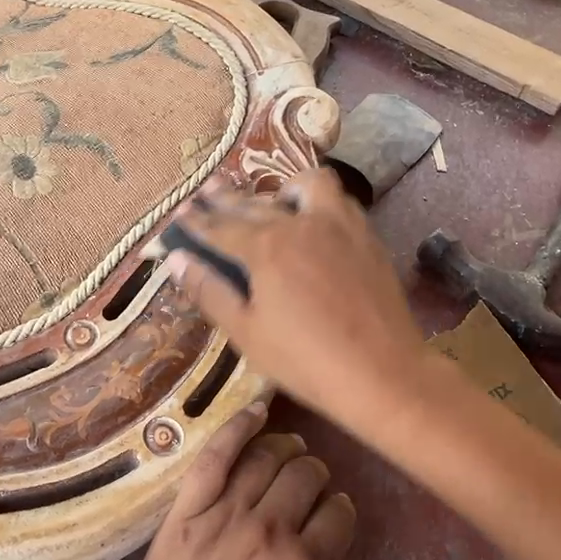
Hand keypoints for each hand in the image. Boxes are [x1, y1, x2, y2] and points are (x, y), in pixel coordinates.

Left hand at [115, 403, 354, 559]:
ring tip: (290, 446)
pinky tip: (256, 410)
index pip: (339, 516)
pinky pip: (215, 455)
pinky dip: (238, 425)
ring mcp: (223, 513)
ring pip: (266, 458)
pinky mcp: (185, 508)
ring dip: (285, 447)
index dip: (341, 509)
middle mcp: (269, 531)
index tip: (335, 508)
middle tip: (311, 477)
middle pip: (304, 477)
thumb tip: (324, 545)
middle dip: (315, 473)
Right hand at [164, 167, 426, 422]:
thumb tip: (176, 260)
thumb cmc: (305, 360)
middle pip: (255, 202)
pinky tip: (315, 220)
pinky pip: (339, 201)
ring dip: (284, 188)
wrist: (384, 374)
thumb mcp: (246, 332)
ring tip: (274, 200)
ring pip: (308, 184)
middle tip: (208, 191)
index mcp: (266, 247)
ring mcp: (339, 225)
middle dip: (227, 198)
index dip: (196, 221)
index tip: (180, 212)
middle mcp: (300, 223)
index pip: (220, 227)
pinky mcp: (367, 237)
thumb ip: (209, 291)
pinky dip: (319, 202)